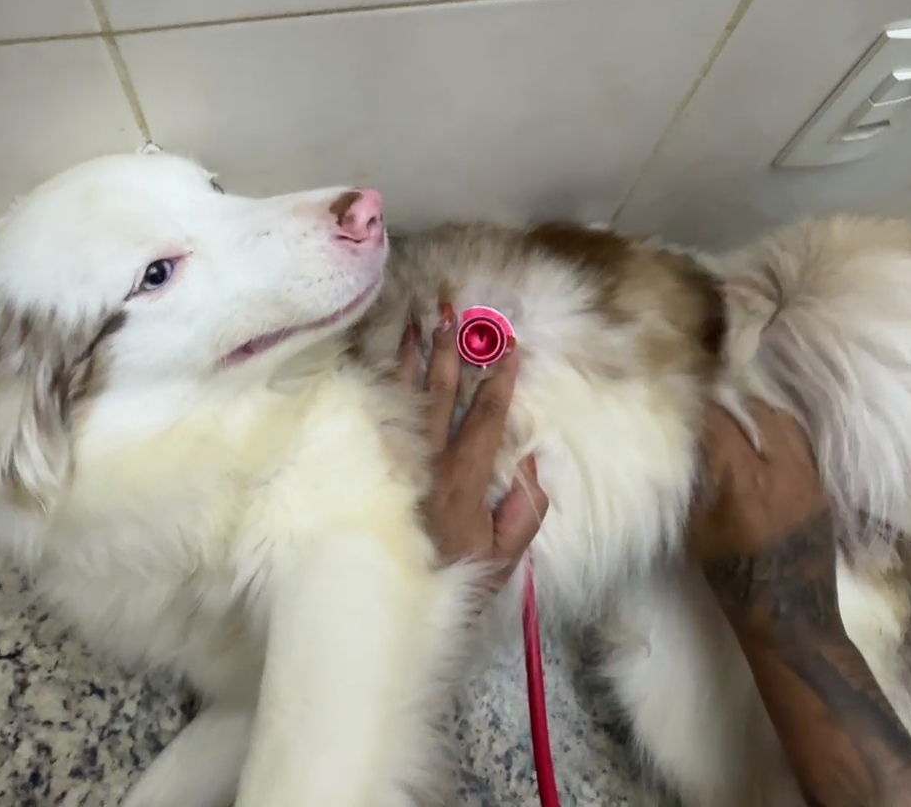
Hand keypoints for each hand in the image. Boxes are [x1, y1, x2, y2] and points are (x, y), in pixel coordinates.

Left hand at [398, 304, 547, 587]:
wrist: (394, 599)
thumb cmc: (456, 575)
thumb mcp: (505, 557)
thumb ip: (525, 510)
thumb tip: (530, 462)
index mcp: (463, 478)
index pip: (487, 417)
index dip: (500, 379)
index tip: (509, 344)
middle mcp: (429, 459)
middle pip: (442, 393)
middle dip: (451, 349)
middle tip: (453, 310)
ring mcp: (401, 457)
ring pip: (409, 394)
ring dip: (415, 354)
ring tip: (419, 318)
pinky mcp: (380, 460)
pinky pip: (385, 411)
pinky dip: (388, 380)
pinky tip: (390, 356)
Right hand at [687, 400, 828, 564]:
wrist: (791, 617)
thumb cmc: (733, 576)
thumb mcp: (699, 530)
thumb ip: (698, 485)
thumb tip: (690, 451)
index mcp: (745, 483)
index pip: (722, 425)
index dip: (703, 410)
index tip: (688, 403)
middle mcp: (782, 473)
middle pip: (760, 414)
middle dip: (734, 405)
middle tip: (715, 406)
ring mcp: (809, 480)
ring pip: (788, 424)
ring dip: (761, 416)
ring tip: (742, 419)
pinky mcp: (822, 491)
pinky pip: (802, 446)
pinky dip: (781, 435)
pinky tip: (764, 444)